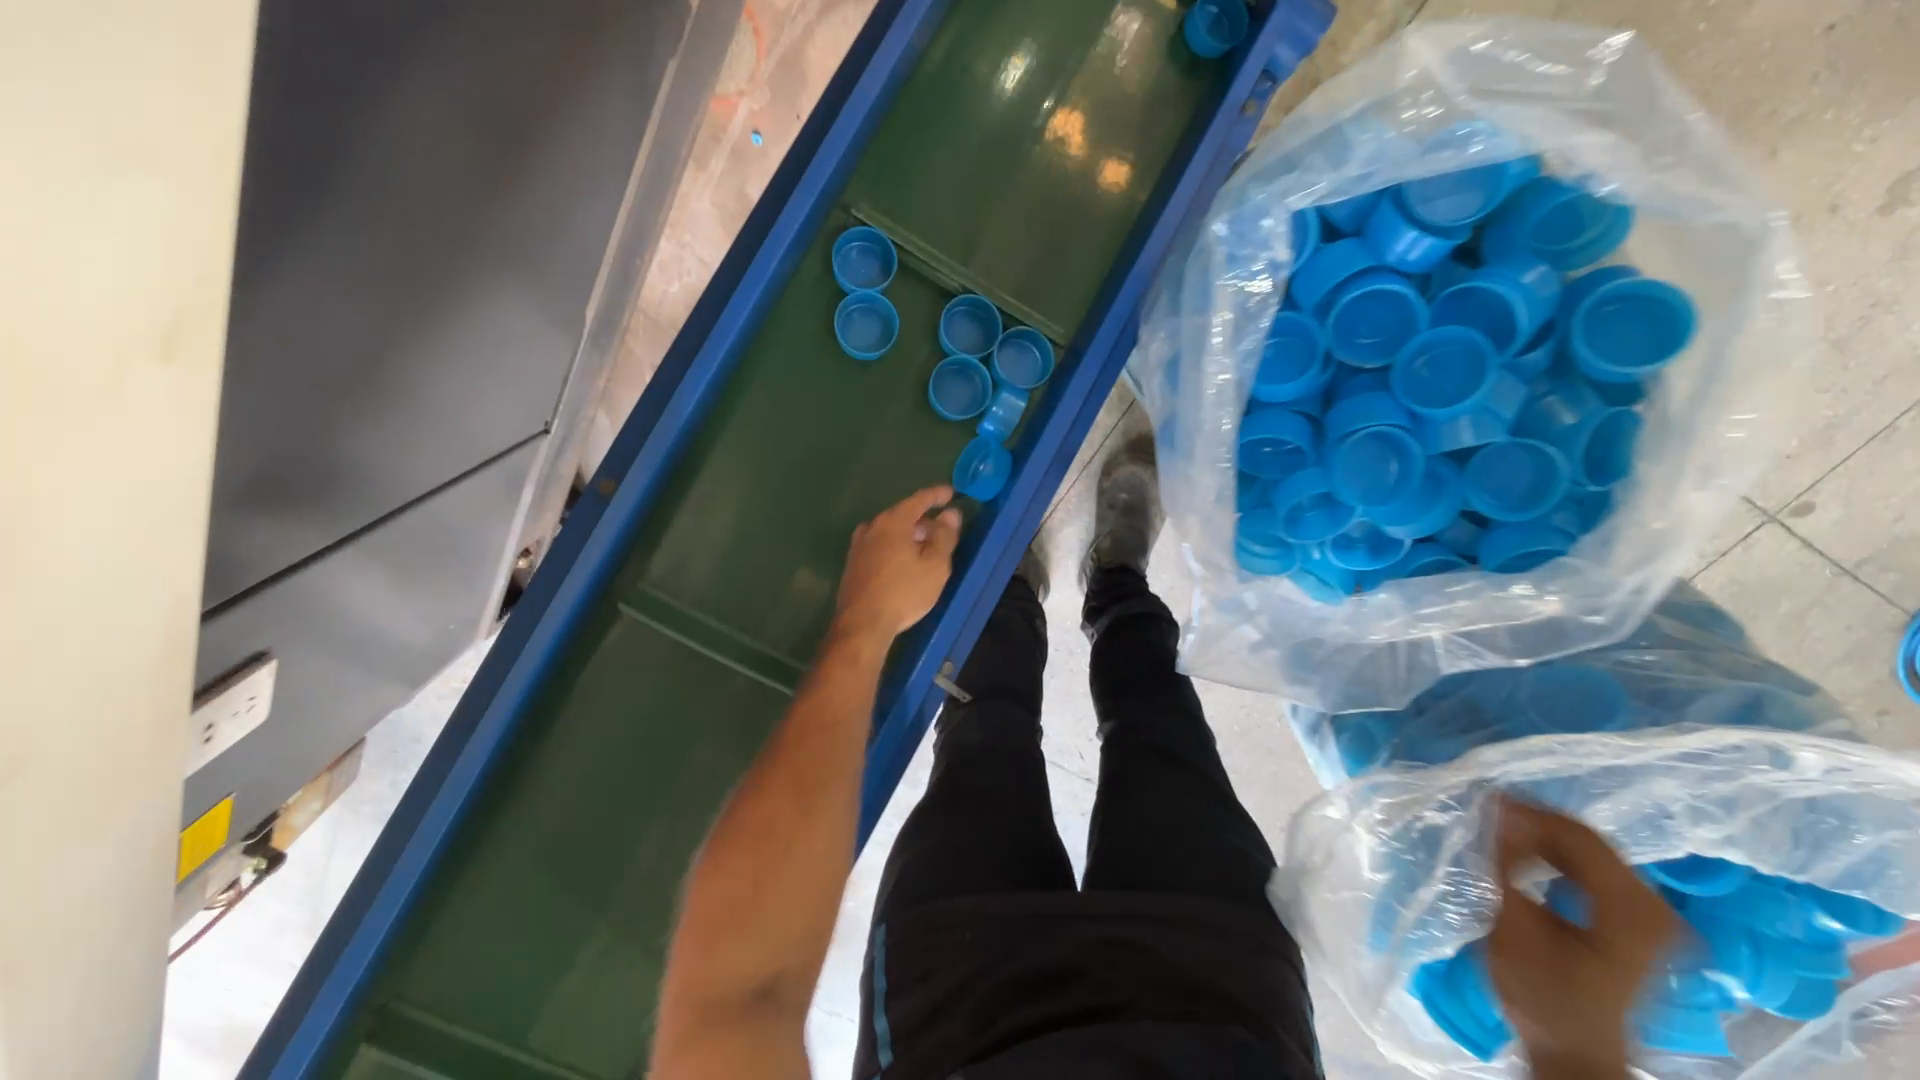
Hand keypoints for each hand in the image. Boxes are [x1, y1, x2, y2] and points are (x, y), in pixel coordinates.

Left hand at [834, 486, 961, 642]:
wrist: (863, 623)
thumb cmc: (904, 592)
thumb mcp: (934, 566)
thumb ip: (945, 536)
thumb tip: (950, 514)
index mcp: (893, 522)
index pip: (919, 500)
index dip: (937, 495)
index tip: (951, 493)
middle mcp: (872, 527)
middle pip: (902, 516)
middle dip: (924, 521)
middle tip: (943, 532)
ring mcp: (859, 546)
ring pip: (889, 532)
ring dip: (909, 536)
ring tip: (925, 550)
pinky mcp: (853, 564)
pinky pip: (879, 546)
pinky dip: (895, 547)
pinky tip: (904, 564)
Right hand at [1487, 797, 1677, 1079]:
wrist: (1574, 1051)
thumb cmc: (1542, 995)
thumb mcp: (1512, 927)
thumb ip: (1505, 866)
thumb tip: (1496, 814)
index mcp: (1632, 908)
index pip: (1579, 838)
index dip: (1530, 814)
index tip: (1486, 801)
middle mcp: (1653, 906)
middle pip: (1589, 844)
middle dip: (1535, 824)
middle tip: (1488, 813)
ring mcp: (1650, 915)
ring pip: (1592, 855)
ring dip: (1545, 840)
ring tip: (1499, 830)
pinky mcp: (1639, 923)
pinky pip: (1596, 873)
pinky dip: (1558, 859)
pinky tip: (1527, 857)